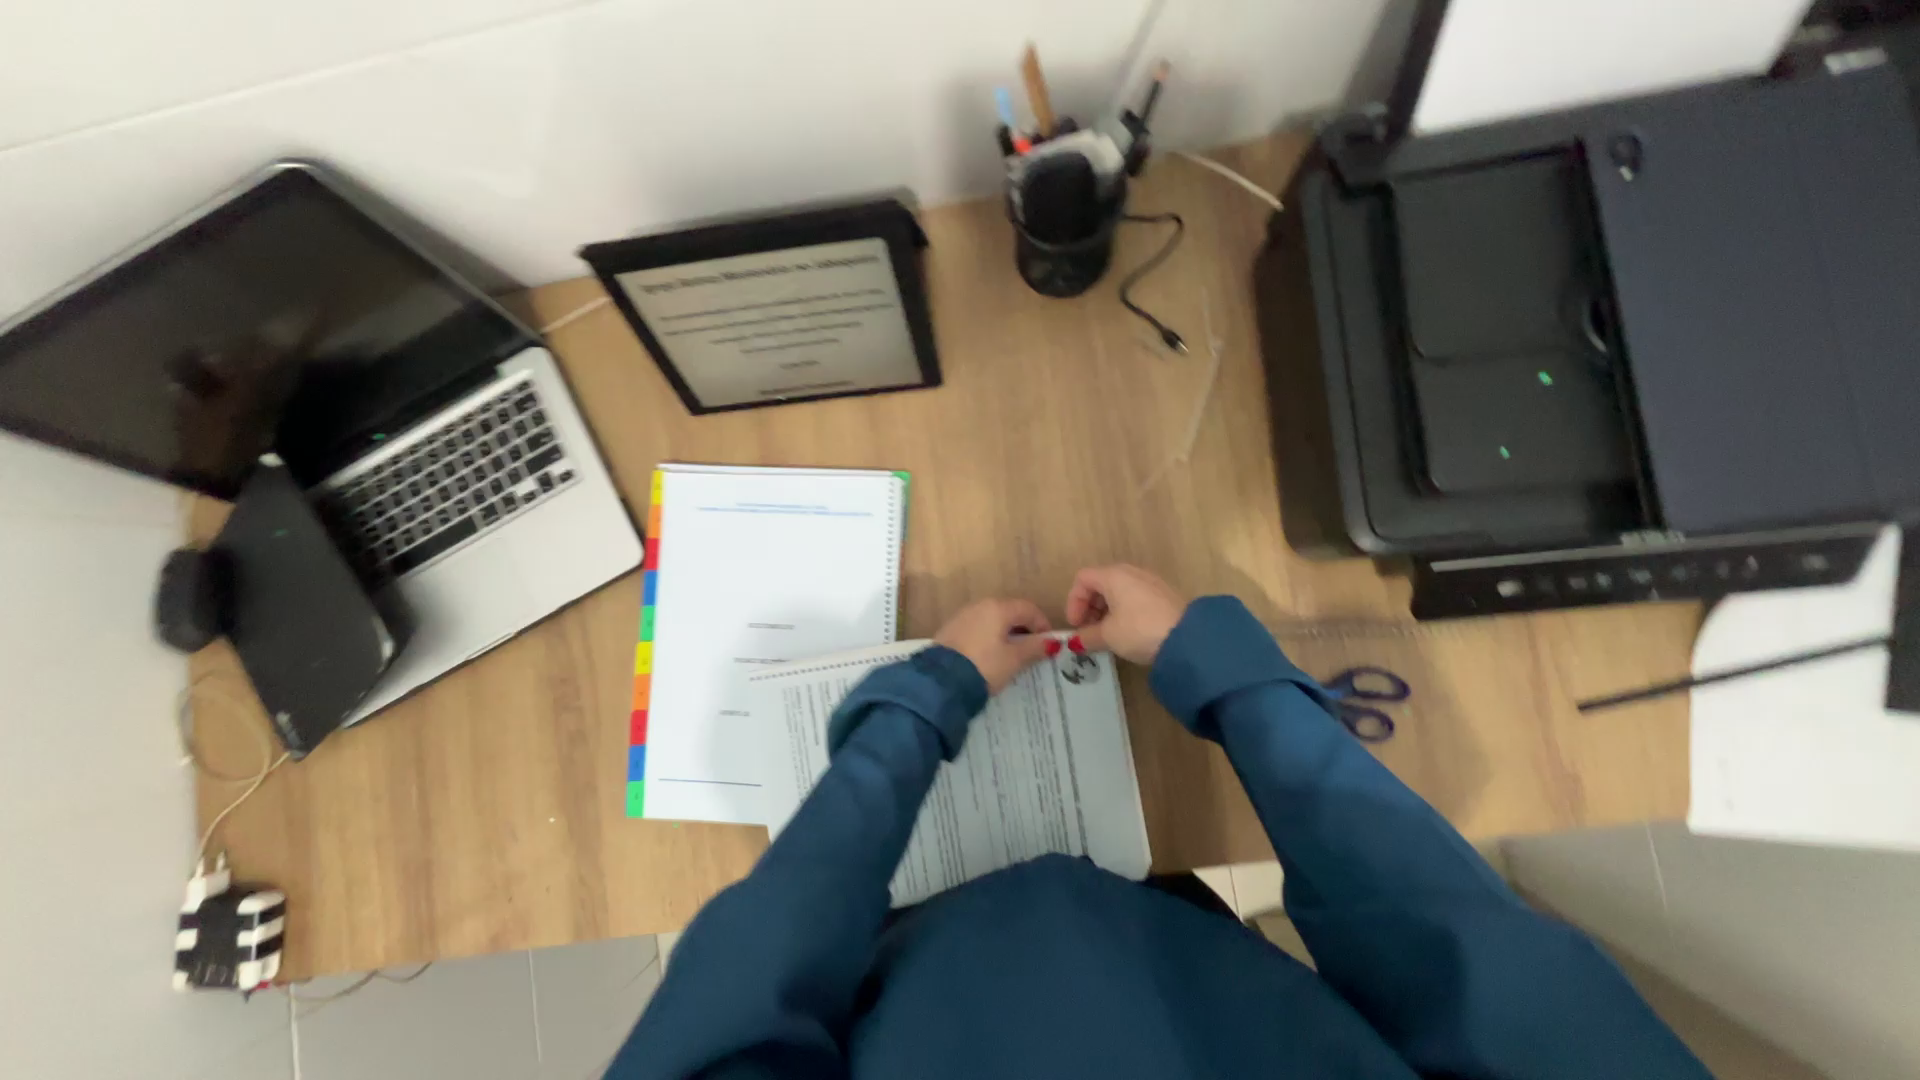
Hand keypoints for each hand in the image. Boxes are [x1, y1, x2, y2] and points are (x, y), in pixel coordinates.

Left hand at [933, 598, 1055, 694]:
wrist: (941, 681)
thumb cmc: (984, 666)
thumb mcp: (1014, 660)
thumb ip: (1034, 648)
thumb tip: (1052, 642)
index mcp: (998, 608)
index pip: (1028, 609)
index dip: (1042, 624)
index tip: (1048, 643)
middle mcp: (979, 605)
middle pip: (1009, 611)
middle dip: (1023, 628)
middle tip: (1032, 650)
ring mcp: (962, 616)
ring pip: (991, 620)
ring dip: (1005, 633)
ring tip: (1011, 655)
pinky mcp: (950, 629)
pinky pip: (977, 628)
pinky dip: (988, 637)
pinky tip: (988, 655)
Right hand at [1064, 564, 1186, 665]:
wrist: (1188, 637)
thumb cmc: (1139, 630)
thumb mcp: (1108, 636)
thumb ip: (1086, 637)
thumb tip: (1075, 642)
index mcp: (1113, 575)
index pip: (1082, 579)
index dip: (1074, 602)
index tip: (1076, 626)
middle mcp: (1131, 572)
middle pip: (1100, 583)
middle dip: (1090, 608)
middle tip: (1089, 632)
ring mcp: (1150, 581)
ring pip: (1119, 591)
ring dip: (1107, 612)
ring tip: (1108, 635)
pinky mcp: (1164, 594)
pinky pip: (1135, 597)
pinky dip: (1124, 612)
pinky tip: (1129, 633)